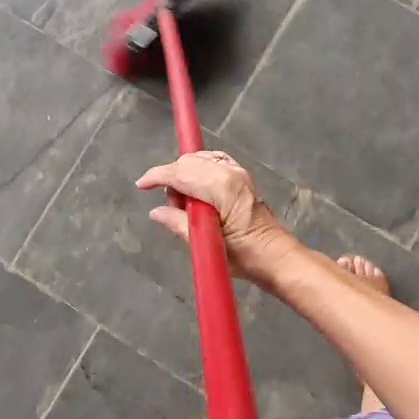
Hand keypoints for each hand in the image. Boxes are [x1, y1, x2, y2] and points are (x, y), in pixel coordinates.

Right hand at [136, 151, 298, 280]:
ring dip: (186, 176)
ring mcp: (238, 172)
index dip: (158, 176)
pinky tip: (197, 192)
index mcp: (222, 187)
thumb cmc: (244, 257)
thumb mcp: (208, 244)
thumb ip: (180, 225)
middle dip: (172, 178)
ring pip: (200, 160)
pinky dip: (200, 171)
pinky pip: (213, 162)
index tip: (142, 186)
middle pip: (189, 162)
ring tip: (187, 207)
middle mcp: (230, 173)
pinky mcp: (241, 177)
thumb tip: (157, 212)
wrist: (276, 258)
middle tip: (173, 209)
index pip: (181, 172)